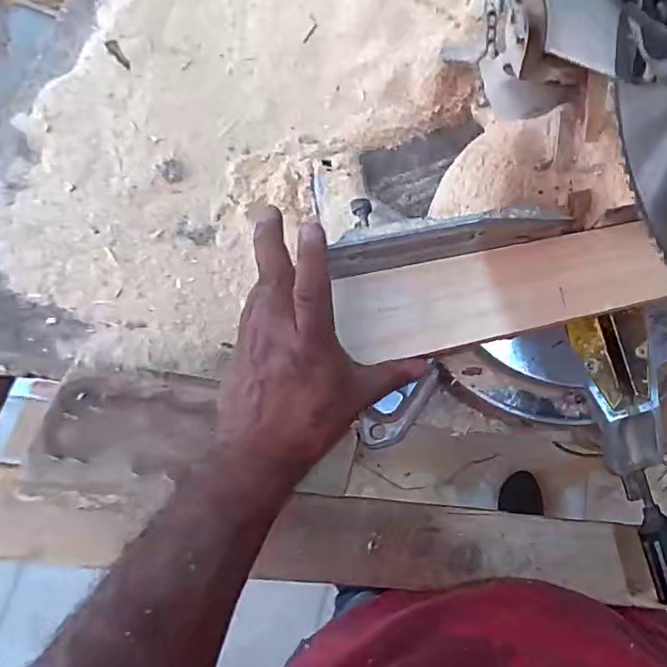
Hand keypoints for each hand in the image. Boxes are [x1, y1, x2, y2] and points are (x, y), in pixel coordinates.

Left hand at [212, 206, 428, 494]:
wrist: (254, 454)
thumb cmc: (310, 423)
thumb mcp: (355, 398)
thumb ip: (390, 376)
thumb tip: (425, 366)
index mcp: (309, 339)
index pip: (310, 287)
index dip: (311, 254)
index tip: (310, 223)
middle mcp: (278, 331)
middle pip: (272, 277)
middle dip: (270, 241)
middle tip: (267, 211)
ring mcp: (255, 339)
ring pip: (258, 291)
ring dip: (264, 264)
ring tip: (266, 240)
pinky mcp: (241, 351)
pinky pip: (251, 311)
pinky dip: (259, 293)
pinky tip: (262, 291)